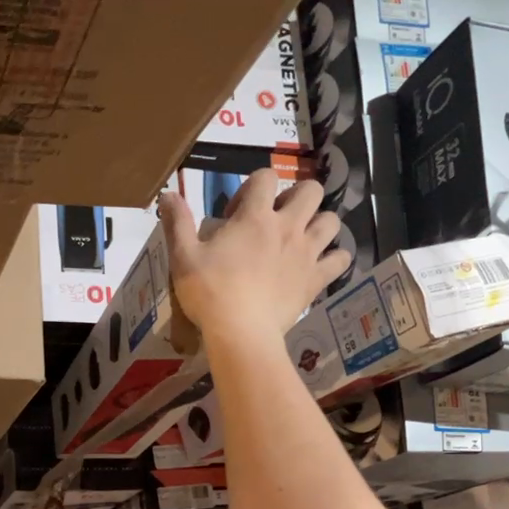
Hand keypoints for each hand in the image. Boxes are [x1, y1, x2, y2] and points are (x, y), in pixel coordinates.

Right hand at [158, 177, 350, 342]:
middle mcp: (288, 227)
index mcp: (255, 217)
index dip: (251, 187)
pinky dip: (334, 258)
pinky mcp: (316, 278)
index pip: (265, 176)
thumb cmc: (209, 293)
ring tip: (300, 240)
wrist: (240, 332)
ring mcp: (307, 252)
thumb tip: (167, 194)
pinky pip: (341, 259)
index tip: (234, 214)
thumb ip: (177, 223)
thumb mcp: (183, 258)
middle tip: (275, 220)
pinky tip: (320, 265)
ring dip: (318, 224)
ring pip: (332, 220)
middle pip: (311, 190)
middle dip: (296, 197)